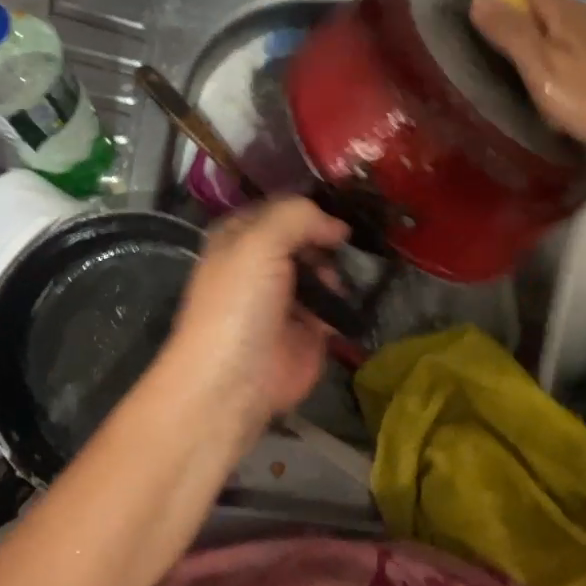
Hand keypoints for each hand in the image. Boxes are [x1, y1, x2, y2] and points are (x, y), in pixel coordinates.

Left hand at [166, 198, 350, 425]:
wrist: (233, 382)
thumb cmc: (238, 303)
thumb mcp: (260, 242)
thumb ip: (298, 217)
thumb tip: (338, 226)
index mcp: (240, 236)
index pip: (281, 208)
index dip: (310, 206)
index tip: (345, 203)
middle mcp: (263, 262)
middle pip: (307, 237)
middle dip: (330, 238)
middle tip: (350, 242)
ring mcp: (287, 296)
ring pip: (325, 269)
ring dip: (340, 271)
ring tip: (346, 278)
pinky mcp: (310, 330)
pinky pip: (335, 306)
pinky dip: (347, 303)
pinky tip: (351, 301)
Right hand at [469, 0, 585, 175]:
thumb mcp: (541, 67)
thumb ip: (509, 30)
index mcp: (567, 10)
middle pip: (543, 1)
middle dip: (514, 3)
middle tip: (479, 19)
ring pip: (560, 23)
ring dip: (534, 27)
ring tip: (507, 45)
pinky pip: (572, 45)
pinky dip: (552, 48)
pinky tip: (546, 69)